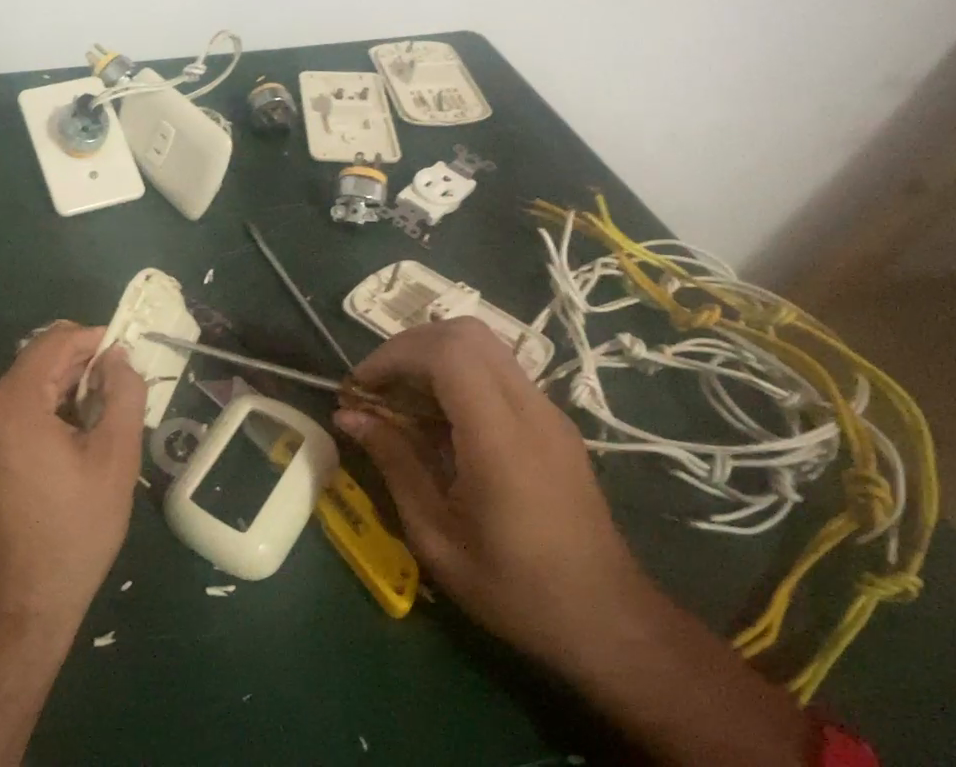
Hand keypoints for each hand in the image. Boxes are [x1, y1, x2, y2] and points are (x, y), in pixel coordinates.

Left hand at [0, 322, 145, 632]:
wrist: (19, 604)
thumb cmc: (74, 532)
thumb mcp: (115, 460)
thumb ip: (123, 394)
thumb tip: (119, 357)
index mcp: (9, 402)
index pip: (53, 342)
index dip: (92, 339)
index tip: (124, 353)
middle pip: (33, 366)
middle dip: (77, 372)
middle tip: (116, 395)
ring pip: (16, 391)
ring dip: (54, 397)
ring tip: (90, 427)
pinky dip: (30, 417)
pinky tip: (57, 448)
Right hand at [337, 317, 656, 668]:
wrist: (607, 621)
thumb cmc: (513, 589)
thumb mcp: (435, 536)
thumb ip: (394, 464)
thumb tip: (349, 417)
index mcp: (500, 438)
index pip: (447, 352)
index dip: (393, 356)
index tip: (358, 390)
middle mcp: (531, 411)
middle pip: (466, 334)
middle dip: (408, 348)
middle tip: (374, 389)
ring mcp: (549, 414)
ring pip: (484, 348)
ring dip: (432, 361)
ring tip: (398, 406)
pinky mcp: (554, 426)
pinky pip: (499, 375)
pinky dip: (456, 379)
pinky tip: (436, 426)